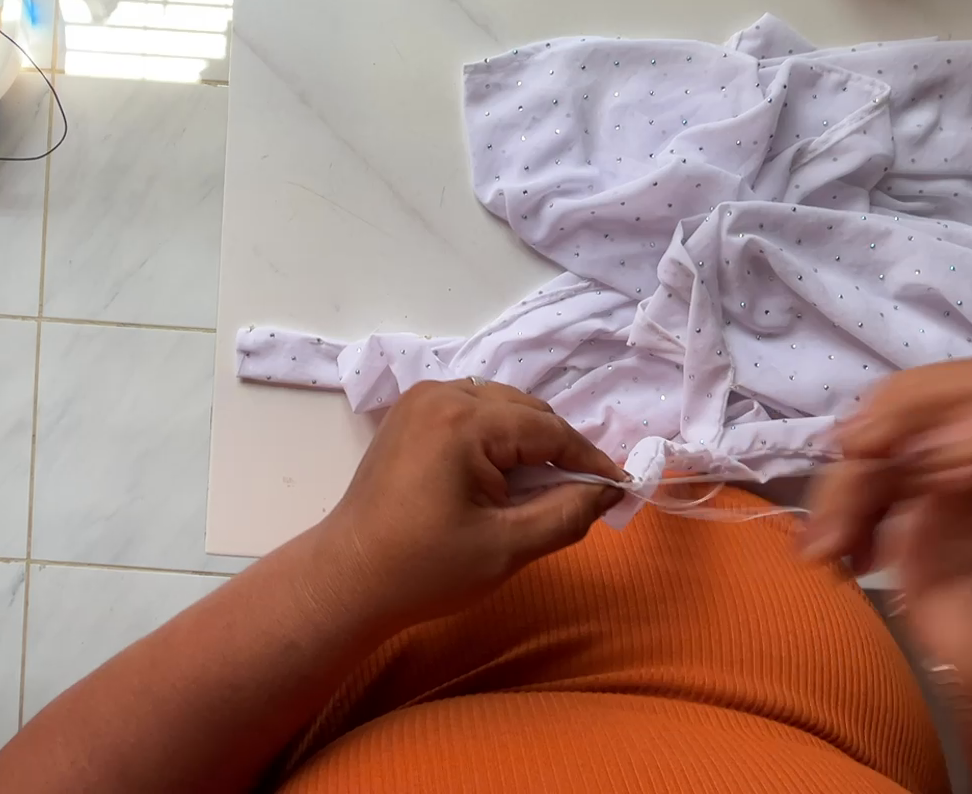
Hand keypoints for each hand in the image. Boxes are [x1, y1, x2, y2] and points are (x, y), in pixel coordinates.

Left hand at [310, 379, 625, 626]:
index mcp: (463, 421)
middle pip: (524, 410)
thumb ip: (567, 513)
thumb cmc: (426, 568)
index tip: (621, 485)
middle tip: (579, 492)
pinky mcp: (410, 412)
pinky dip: (496, 433)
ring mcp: (422, 399)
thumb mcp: (507, 547)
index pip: (547, 429)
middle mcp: (442, 394)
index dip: (588, 459)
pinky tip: (500, 470)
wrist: (350, 576)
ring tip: (539, 485)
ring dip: (527, 438)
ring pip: (500, 405)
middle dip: (556, 448)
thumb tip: (609, 490)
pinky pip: (472, 408)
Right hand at [804, 358, 971, 789]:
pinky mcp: (927, 481)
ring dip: (859, 459)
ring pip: (914, 407)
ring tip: (832, 539)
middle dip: (910, 406)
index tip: (939, 474)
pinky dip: (839, 493)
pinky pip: (873, 458)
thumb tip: (943, 480)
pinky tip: (829, 550)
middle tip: (858, 452)